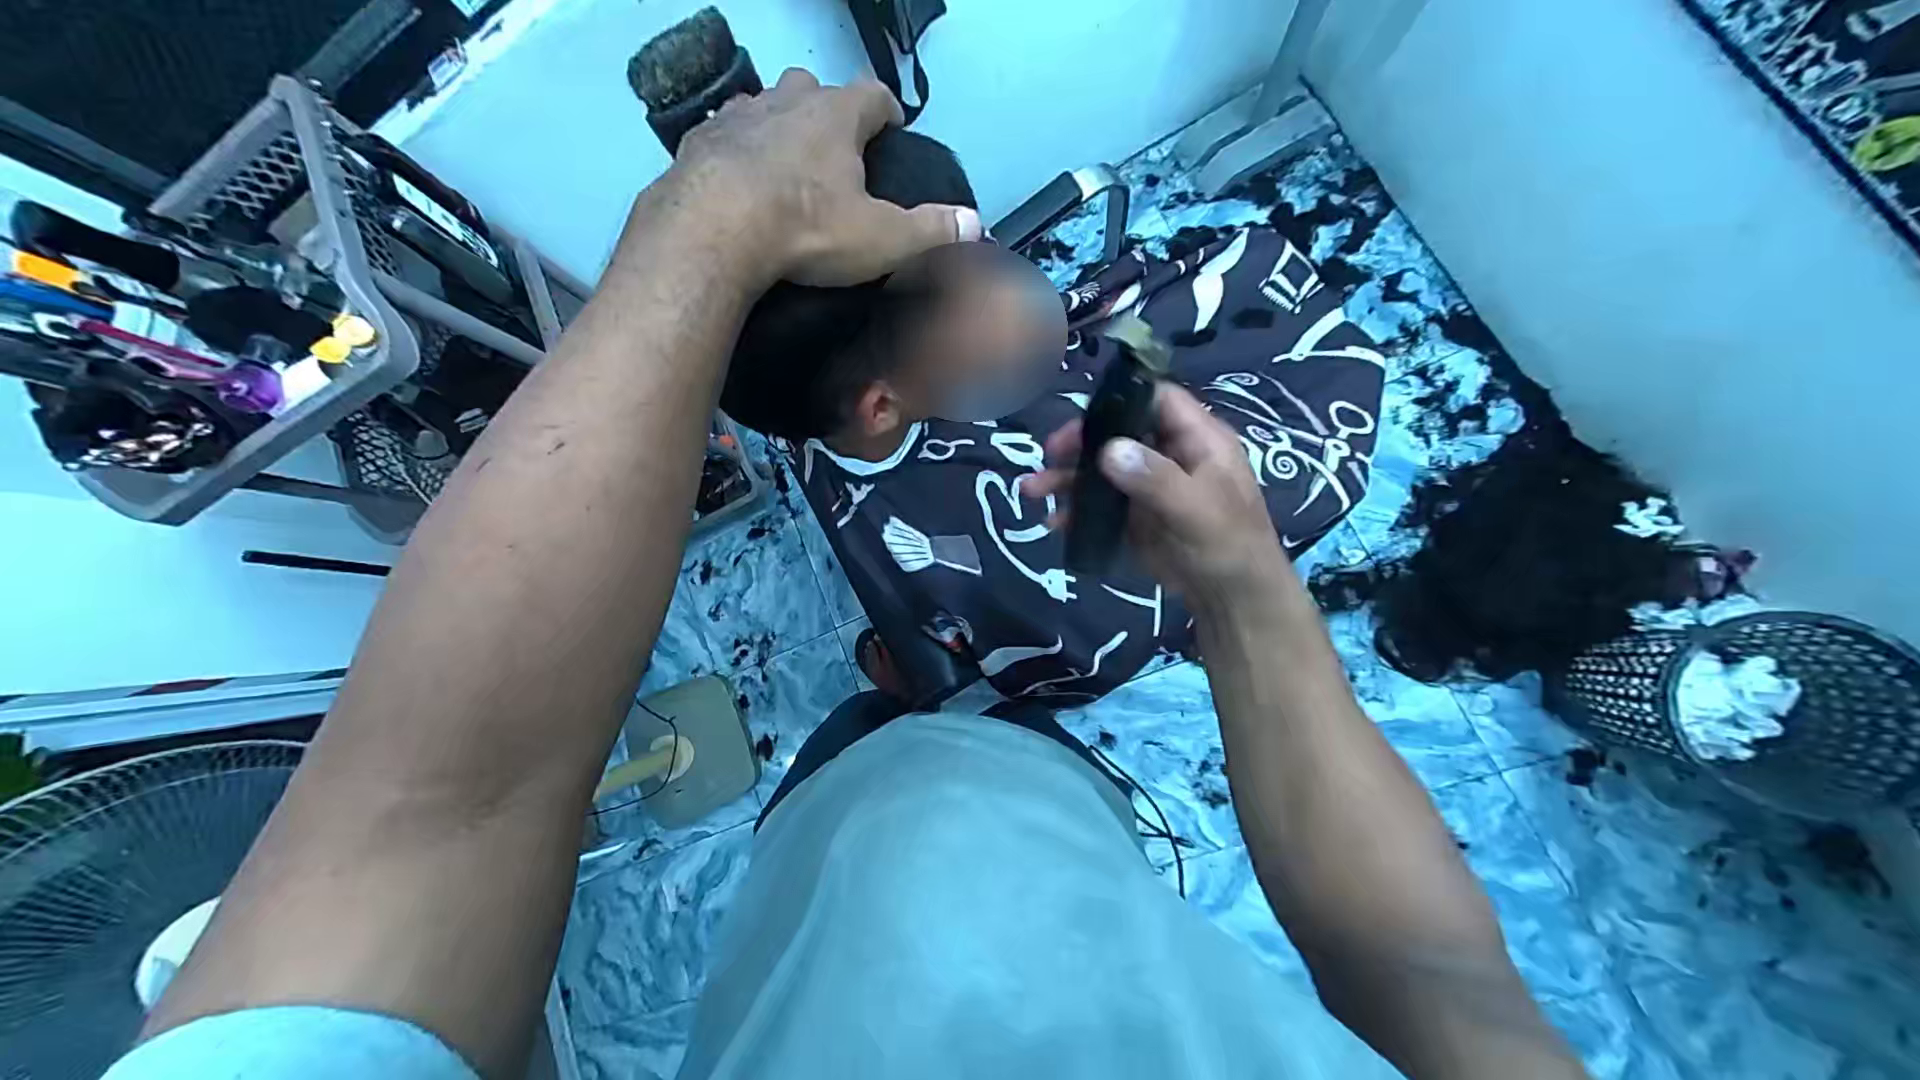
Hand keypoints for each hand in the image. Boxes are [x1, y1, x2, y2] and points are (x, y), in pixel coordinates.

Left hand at [657, 69, 981, 286]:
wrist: (717, 229)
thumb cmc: (809, 229)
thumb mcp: (882, 238)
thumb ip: (931, 230)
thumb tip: (976, 225)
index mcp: (836, 117)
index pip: (873, 95)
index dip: (887, 109)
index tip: (893, 126)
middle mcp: (789, 100)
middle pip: (816, 89)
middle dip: (830, 111)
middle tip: (837, 148)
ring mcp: (740, 114)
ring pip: (767, 103)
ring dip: (781, 123)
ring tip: (788, 159)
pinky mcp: (701, 139)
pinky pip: (727, 132)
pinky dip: (739, 147)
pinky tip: (741, 172)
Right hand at [1028, 384, 1287, 615]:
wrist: (1232, 600)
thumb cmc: (1228, 546)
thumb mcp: (1197, 510)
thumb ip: (1155, 479)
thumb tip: (1109, 450)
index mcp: (1197, 440)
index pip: (1156, 400)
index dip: (1120, 400)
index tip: (1082, 418)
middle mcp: (1170, 455)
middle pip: (1119, 433)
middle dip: (1080, 443)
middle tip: (1048, 455)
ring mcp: (1149, 486)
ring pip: (1102, 469)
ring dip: (1067, 477)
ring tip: (1032, 490)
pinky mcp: (1134, 516)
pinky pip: (1100, 503)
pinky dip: (1076, 510)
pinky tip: (1054, 522)